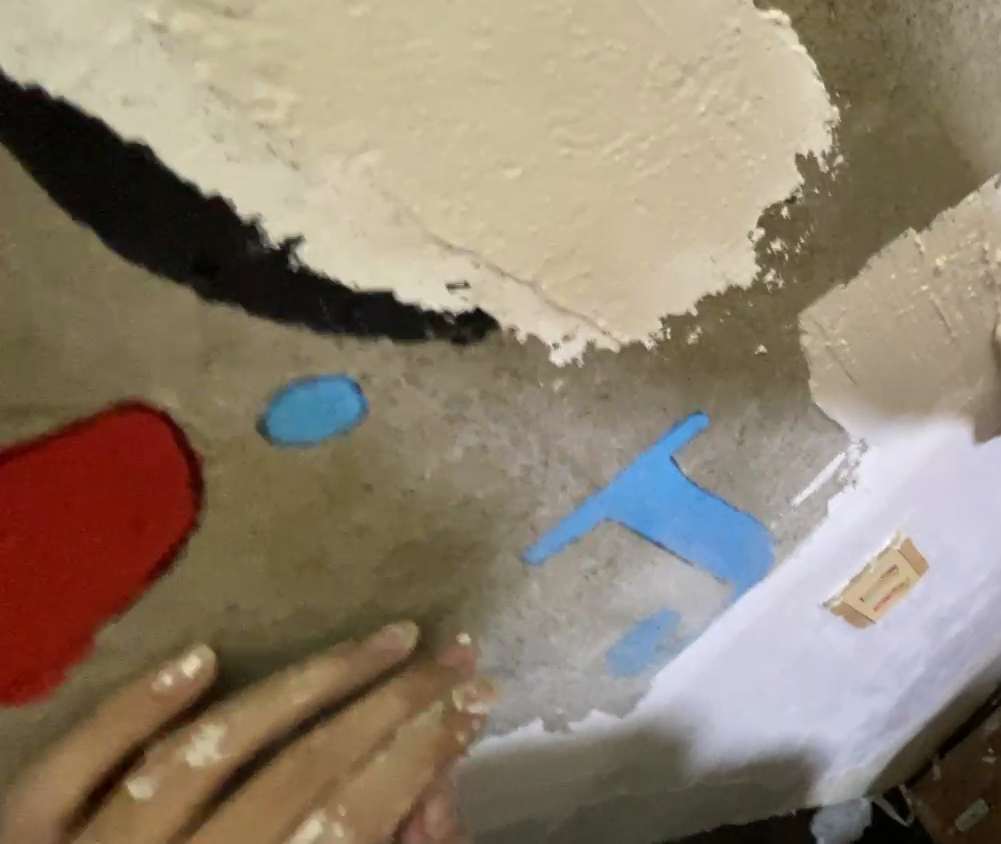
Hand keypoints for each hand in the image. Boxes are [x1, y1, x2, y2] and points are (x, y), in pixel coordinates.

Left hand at [1, 623, 491, 843]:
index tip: (481, 693)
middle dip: (397, 703)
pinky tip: (206, 657)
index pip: (351, 818)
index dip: (425, 750)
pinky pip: (64, 773)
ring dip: (311, 680)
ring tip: (390, 637)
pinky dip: (131, 710)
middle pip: (297, 772)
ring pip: (205, 752)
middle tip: (458, 654)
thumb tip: (440, 785)